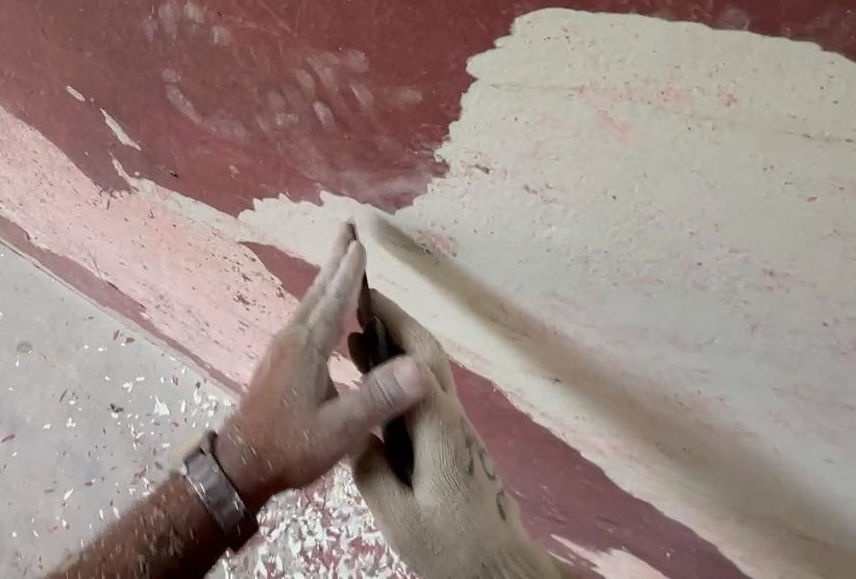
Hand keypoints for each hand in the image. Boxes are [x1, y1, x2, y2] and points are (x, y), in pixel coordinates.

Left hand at [216, 224, 428, 508]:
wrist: (242, 462)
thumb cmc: (290, 447)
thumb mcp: (339, 430)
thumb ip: (376, 399)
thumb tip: (417, 366)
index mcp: (307, 346)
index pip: (334, 300)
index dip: (350, 273)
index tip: (361, 242)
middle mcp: (293, 337)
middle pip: (319, 289)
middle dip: (335, 258)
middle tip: (347, 226)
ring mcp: (284, 347)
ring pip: (310, 301)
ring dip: (328, 275)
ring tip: (342, 256)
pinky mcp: (281, 359)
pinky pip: (306, 315)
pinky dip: (321, 298)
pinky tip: (326, 308)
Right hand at [349, 294, 563, 578]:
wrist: (502, 572)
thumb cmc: (452, 548)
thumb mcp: (400, 519)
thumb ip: (370, 472)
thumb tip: (353, 435)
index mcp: (438, 430)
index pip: (415, 365)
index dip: (391, 329)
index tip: (362, 304)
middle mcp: (452, 419)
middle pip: (430, 356)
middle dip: (398, 323)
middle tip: (362, 304)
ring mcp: (458, 429)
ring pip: (432, 372)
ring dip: (400, 346)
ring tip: (358, 336)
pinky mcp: (456, 441)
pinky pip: (428, 392)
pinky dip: (403, 373)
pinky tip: (377, 382)